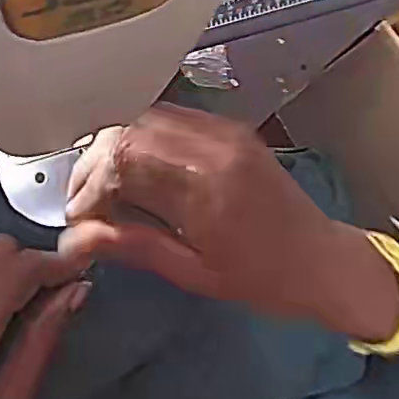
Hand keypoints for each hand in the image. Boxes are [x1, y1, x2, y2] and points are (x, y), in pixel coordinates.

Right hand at [57, 104, 398, 338]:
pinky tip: (130, 167)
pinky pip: (167, 119)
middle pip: (128, 132)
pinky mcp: (226, 127)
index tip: (79, 217)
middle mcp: (215, 146)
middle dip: (93, 164)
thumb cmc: (263, 279)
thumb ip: (131, 245)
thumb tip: (74, 239)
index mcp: (208, 186)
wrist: (324, 262)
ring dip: (112, 149)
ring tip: (100, 185)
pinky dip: (138, 140)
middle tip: (82, 200)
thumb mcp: (192, 272)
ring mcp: (223, 131)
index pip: (125, 160)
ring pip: (143, 119)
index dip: (90, 186)